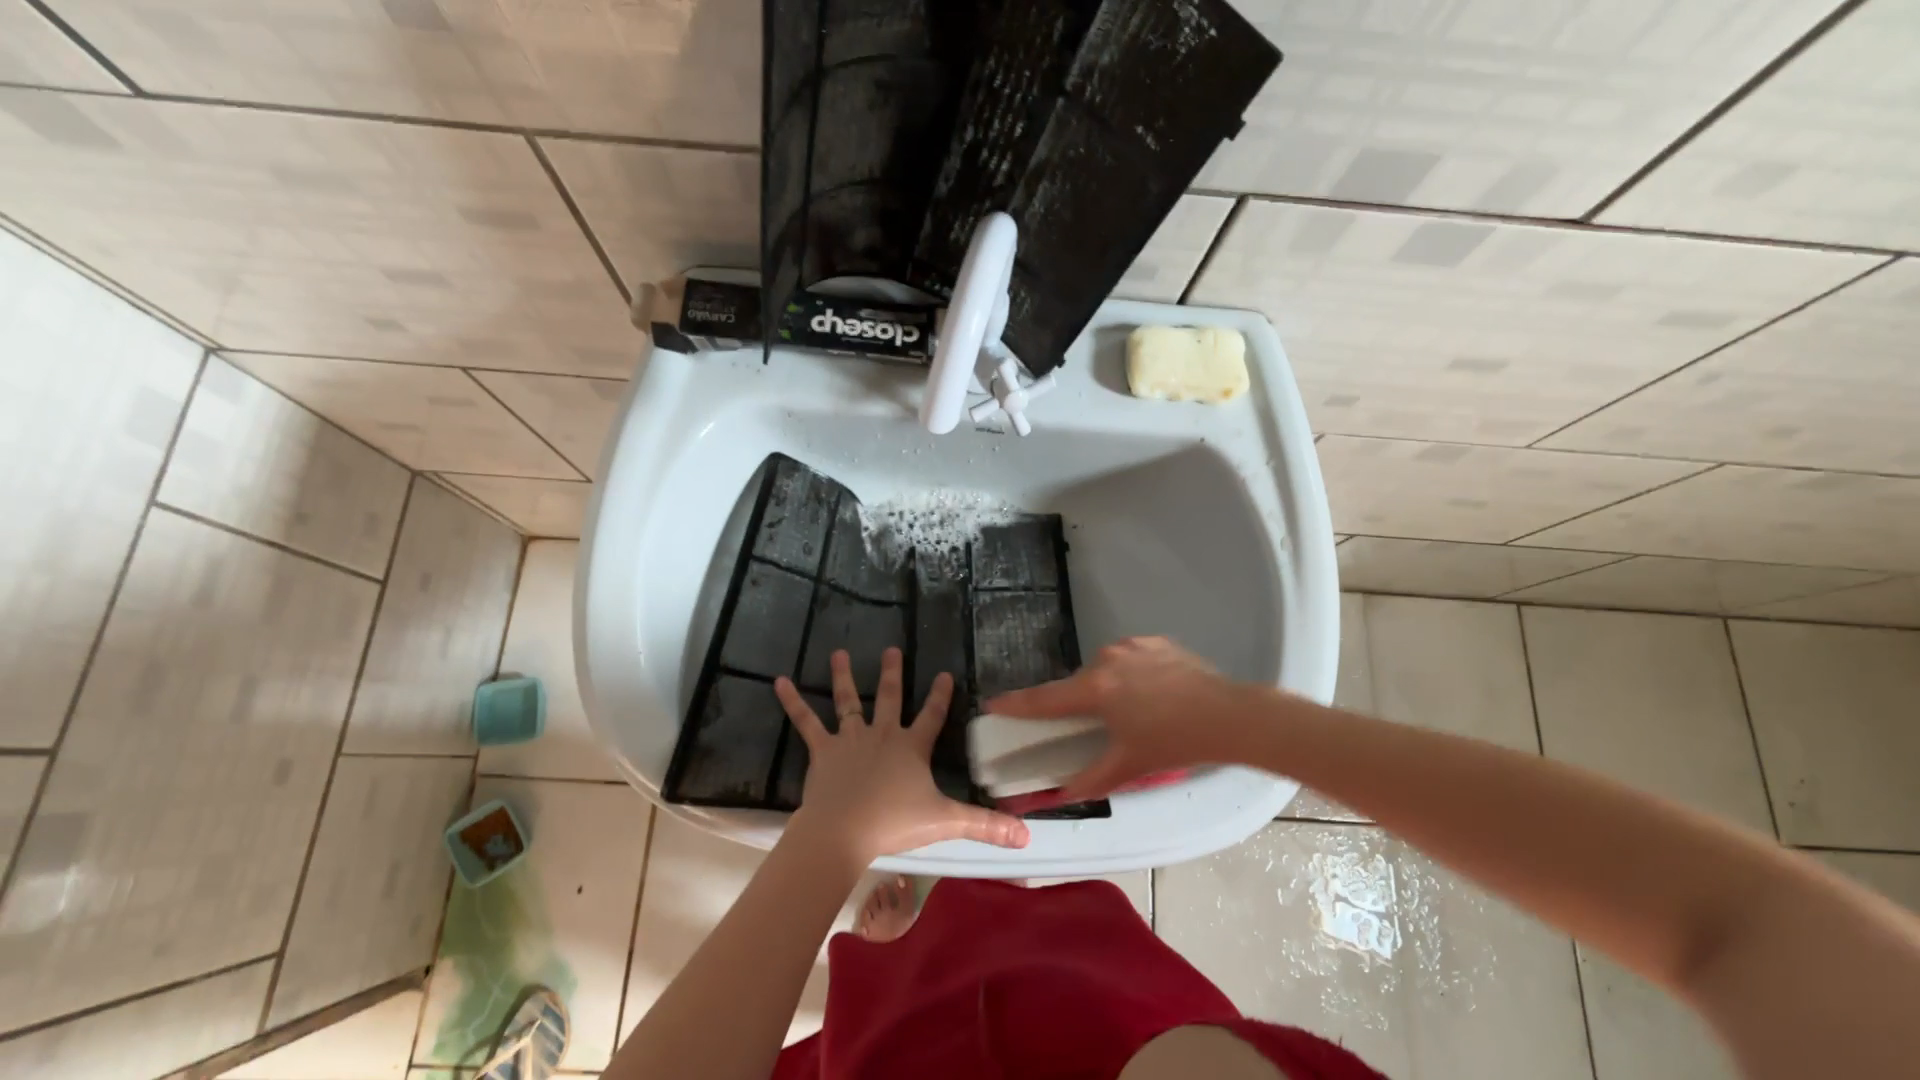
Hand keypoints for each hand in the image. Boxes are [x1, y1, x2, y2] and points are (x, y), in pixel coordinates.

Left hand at [774, 648, 1028, 863]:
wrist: (844, 831)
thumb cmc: (894, 823)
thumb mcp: (946, 821)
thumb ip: (985, 826)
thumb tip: (1026, 836)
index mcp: (911, 748)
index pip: (932, 716)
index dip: (940, 696)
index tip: (945, 673)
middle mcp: (882, 735)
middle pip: (889, 698)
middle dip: (893, 673)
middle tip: (892, 649)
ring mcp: (850, 739)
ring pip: (848, 701)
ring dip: (843, 676)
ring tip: (839, 652)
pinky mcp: (822, 750)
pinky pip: (805, 722)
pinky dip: (792, 701)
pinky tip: (778, 681)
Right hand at [985, 636, 1264, 799]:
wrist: (1229, 716)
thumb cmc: (1174, 743)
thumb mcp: (1128, 766)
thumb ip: (1089, 780)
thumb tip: (1059, 796)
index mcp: (1094, 688)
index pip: (1044, 699)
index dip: (1016, 704)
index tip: (991, 703)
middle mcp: (1107, 659)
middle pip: (1077, 684)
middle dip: (1077, 703)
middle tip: (1087, 726)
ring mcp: (1133, 646)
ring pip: (1105, 669)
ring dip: (1107, 688)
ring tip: (1129, 714)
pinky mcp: (1157, 642)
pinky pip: (1130, 659)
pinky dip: (1131, 676)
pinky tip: (1150, 696)